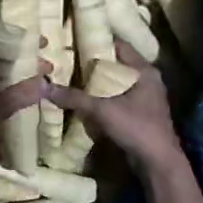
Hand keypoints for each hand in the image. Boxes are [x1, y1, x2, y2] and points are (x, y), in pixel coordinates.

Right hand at [47, 42, 185, 171]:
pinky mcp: (140, 112)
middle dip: (93, 64)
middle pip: (116, 64)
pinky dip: (102, 97)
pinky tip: (84, 99)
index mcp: (144, 70)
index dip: (97, 42)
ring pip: (116, 82)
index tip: (74, 41)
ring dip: (97, 82)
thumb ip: (74, 98)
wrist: (157, 161)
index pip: (119, 46)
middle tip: (67, 60)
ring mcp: (145, 96)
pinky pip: (117, 97)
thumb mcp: (102, 110)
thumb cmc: (136, 127)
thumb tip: (44, 86)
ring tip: (71, 78)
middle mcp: (147, 79)